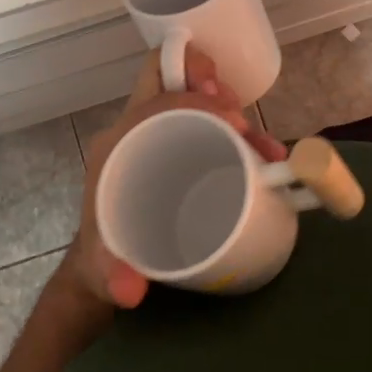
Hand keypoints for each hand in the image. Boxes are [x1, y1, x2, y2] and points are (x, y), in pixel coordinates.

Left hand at [55, 45, 285, 310]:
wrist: (107, 267)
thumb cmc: (102, 257)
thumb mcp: (104, 267)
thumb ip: (114, 277)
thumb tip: (131, 291)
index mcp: (120, 144)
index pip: (155, 95)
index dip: (192, 94)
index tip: (229, 116)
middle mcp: (141, 132)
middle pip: (176, 79)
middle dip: (213, 84)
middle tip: (241, 120)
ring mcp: (164, 140)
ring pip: (199, 99)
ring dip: (233, 108)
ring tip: (264, 144)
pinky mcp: (185, 154)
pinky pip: (213, 127)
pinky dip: (243, 135)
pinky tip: (269, 157)